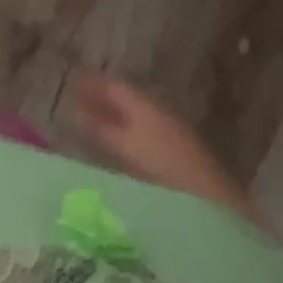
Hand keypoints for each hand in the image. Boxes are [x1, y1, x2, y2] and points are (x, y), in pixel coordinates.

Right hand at [72, 72, 256, 220]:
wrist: (212, 201)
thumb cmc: (163, 166)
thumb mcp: (125, 145)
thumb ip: (100, 128)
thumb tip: (75, 112)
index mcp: (146, 105)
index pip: (115, 86)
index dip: (92, 83)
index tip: (69, 81)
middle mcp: (158, 114)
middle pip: (125, 100)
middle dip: (100, 99)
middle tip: (74, 99)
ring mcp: (169, 134)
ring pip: (133, 117)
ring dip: (111, 116)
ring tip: (88, 121)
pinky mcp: (176, 155)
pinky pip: (141, 134)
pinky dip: (123, 132)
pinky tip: (115, 145)